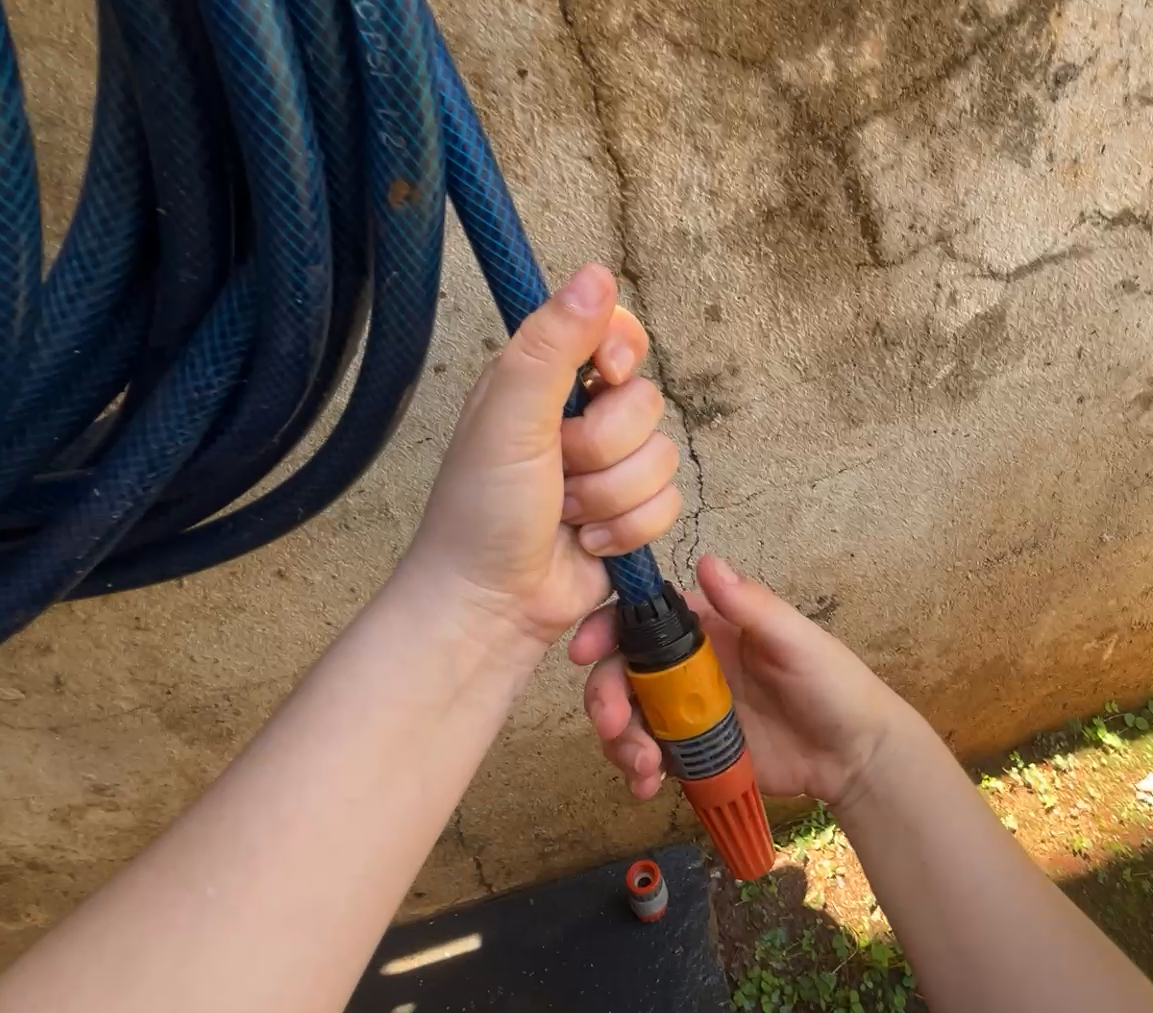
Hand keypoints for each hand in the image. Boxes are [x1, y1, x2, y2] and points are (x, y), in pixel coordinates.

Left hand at [397, 264, 682, 649]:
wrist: (494, 601)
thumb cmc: (483, 509)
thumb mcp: (509, 417)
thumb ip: (553, 345)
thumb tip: (599, 272)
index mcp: (549, 381)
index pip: (618, 334)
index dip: (622, 355)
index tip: (604, 378)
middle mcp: (586, 419)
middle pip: (649, 406)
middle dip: (603, 451)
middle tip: (556, 473)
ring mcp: (613, 469)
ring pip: (663, 461)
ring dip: (612, 498)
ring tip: (567, 515)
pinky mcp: (634, 513)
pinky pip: (669, 505)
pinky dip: (628, 530)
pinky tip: (588, 542)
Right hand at [569, 554, 920, 808]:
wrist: (853, 755)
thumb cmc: (831, 683)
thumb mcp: (796, 641)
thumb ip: (752, 606)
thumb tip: (707, 560)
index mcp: (709, 628)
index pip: (644, 619)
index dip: (606, 630)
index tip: (585, 652)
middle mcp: (689, 667)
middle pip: (623, 672)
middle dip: (605, 697)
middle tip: (613, 726)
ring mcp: (687, 712)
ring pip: (628, 718)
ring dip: (620, 741)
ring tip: (645, 768)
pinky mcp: (691, 752)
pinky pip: (648, 756)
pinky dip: (637, 770)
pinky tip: (648, 786)